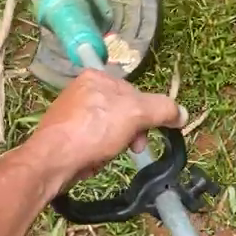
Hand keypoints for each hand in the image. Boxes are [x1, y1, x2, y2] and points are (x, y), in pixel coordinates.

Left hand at [23, 69, 183, 184]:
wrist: (53, 159)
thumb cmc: (93, 130)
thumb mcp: (135, 113)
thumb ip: (162, 109)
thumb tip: (182, 113)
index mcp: (97, 76)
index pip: (135, 92)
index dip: (147, 114)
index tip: (148, 132)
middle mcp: (82, 90)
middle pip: (123, 110)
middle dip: (132, 131)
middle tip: (134, 147)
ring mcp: (72, 113)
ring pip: (110, 127)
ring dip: (117, 143)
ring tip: (111, 154)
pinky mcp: (65, 134)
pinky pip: (94, 140)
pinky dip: (100, 150)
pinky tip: (96, 159)